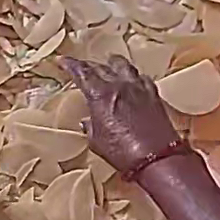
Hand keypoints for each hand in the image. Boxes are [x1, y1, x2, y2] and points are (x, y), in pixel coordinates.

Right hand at [61, 56, 181, 174]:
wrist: (156, 158)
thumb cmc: (123, 152)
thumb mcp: (96, 141)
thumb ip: (90, 125)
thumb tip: (87, 121)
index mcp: (100, 95)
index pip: (82, 72)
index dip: (70, 65)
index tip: (63, 60)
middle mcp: (119, 85)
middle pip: (100, 67)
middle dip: (88, 65)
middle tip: (81, 66)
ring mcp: (138, 88)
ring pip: (123, 65)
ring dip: (112, 63)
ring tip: (108, 62)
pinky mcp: (153, 94)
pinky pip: (141, 77)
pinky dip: (133, 75)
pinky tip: (132, 78)